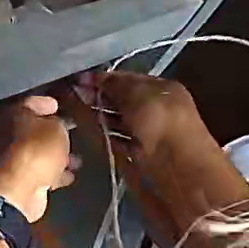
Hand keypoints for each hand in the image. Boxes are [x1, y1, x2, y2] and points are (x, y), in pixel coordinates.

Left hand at [0, 95, 75, 221]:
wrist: (19, 191)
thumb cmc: (37, 151)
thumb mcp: (57, 129)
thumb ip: (59, 123)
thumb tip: (59, 125)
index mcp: (12, 116)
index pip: (30, 103)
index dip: (45, 103)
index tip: (56, 105)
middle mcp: (5, 136)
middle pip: (32, 131)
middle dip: (52, 134)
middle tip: (67, 135)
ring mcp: (9, 160)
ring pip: (36, 154)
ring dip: (55, 157)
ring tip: (74, 160)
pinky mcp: (16, 181)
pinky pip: (38, 173)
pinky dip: (52, 174)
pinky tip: (67, 176)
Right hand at [74, 71, 216, 165]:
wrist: (178, 169)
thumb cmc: (162, 121)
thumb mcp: (138, 93)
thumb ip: (115, 84)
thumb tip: (96, 78)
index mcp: (163, 90)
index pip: (130, 80)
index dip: (105, 78)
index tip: (80, 79)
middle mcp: (156, 111)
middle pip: (121, 100)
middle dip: (97, 95)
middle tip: (71, 92)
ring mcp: (145, 135)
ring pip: (115, 121)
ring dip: (95, 114)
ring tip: (69, 107)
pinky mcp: (135, 156)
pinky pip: (113, 139)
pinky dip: (98, 133)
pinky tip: (82, 125)